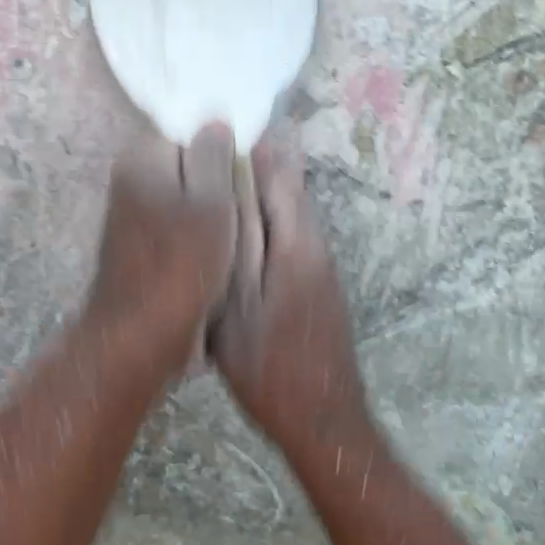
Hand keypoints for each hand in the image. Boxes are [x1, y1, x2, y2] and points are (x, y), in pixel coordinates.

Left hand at [84, 124, 239, 376]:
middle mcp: (132, 180)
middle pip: (188, 162)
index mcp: (143, 160)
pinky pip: (182, 222)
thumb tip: (216, 120)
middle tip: (256, 187)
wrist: (140, 337)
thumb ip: (214, 156)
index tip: (253, 155)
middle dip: (221, 173)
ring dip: (215, 205)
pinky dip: (204, 230)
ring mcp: (134, 215)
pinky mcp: (143, 246)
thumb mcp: (212, 204)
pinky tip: (227, 246)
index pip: (187, 128)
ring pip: (188, 195)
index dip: (222, 139)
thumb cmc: (181, 266)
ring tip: (246, 217)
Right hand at [212, 132, 370, 455]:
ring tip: (224, 182)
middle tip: (221, 147)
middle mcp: (316, 247)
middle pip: (288, 192)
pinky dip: (268, 225)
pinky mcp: (319, 289)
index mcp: (297, 244)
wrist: (323, 421)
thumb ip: (238, 244)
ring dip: (262, 195)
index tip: (233, 122)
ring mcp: (321, 270)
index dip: (259, 146)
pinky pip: (291, 239)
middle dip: (260, 165)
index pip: (280, 176)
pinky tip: (243, 234)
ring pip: (289, 216)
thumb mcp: (238, 306)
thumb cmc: (270, 368)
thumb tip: (231, 189)